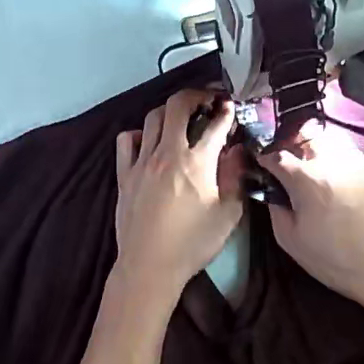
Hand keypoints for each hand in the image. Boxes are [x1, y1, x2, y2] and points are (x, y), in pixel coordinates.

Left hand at [114, 89, 244, 291]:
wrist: (149, 267)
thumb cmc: (193, 243)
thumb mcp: (228, 214)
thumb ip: (236, 177)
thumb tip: (239, 150)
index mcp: (196, 163)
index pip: (215, 123)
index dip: (226, 110)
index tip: (231, 107)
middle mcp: (167, 153)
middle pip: (177, 105)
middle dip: (196, 96)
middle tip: (208, 102)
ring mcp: (142, 162)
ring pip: (152, 118)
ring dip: (170, 112)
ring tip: (183, 118)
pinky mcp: (124, 174)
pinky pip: (127, 141)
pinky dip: (140, 134)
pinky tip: (150, 143)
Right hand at [258, 122, 363, 319]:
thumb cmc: (335, 260)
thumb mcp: (290, 241)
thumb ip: (275, 207)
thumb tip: (272, 189)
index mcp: (308, 180)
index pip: (277, 154)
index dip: (266, 157)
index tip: (264, 162)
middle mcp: (334, 162)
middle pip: (306, 135)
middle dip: (295, 145)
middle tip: (293, 163)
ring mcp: (362, 162)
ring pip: (334, 141)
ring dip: (322, 151)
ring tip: (321, 172)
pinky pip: (357, 158)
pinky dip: (347, 166)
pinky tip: (348, 188)